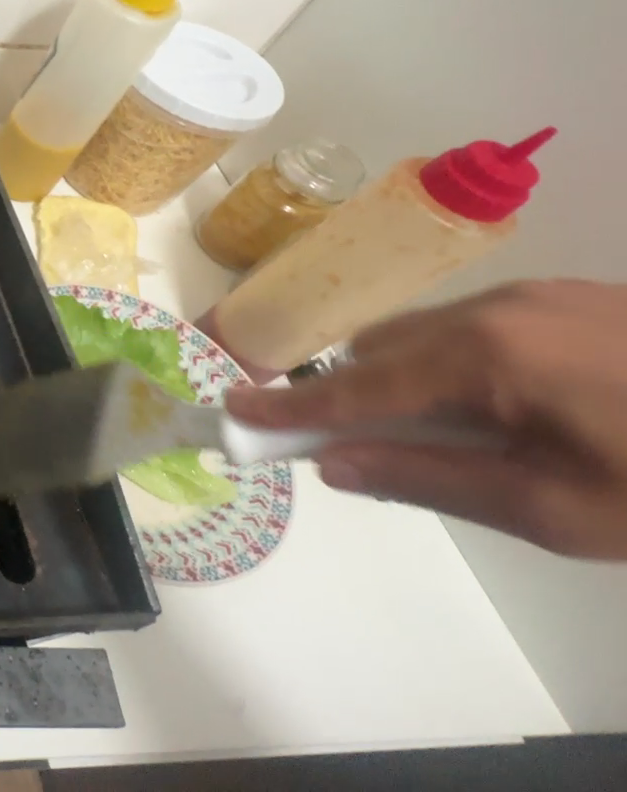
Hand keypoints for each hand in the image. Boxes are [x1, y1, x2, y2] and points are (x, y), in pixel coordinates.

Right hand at [226, 279, 626, 559]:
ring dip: (409, 378)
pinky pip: (478, 326)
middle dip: (355, 393)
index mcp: (485, 358)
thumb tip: (336, 465)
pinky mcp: (577, 298)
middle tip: (359, 446)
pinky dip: (459, 364)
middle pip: (379, 349)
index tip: (231, 409)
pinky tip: (510, 404)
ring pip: (425, 334)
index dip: (287, 406)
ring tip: (457, 432)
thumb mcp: (558, 510)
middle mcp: (495, 309)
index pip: (353, 388)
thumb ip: (429, 480)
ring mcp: (540, 296)